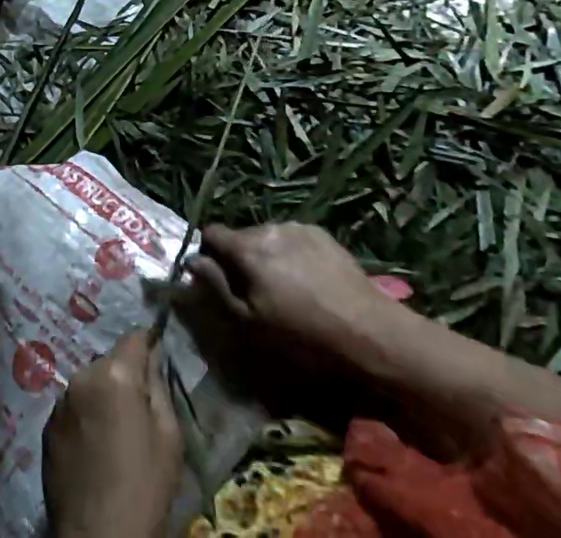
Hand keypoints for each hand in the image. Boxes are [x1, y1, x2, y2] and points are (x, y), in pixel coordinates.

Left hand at [43, 331, 182, 537]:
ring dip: (102, 394)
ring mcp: (60, 403)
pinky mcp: (47, 427)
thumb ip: (159, 385)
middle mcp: (82, 377)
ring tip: (114, 430)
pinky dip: (85, 415)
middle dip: (124, 374)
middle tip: (138, 406)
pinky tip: (94, 445)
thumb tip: (153, 356)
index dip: (148, 344)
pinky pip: (73, 406)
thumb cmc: (144, 486)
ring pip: (90, 383)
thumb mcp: (169, 434)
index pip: (134, 336)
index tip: (156, 357)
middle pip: (109, 360)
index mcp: (115, 374)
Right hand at [187, 223, 402, 363]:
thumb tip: (193, 260)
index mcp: (248, 247)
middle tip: (253, 291)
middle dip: (239, 257)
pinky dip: (290, 254)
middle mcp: (271, 227)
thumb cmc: (302, 333)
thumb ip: (217, 286)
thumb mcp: (249, 321)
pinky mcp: (322, 234)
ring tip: (283, 287)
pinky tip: (306, 281)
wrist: (367, 329)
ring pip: (268, 237)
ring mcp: (299, 227)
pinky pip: (292, 239)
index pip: (212, 233)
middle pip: (241, 236)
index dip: (208, 253)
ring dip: (266, 255)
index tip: (215, 278)